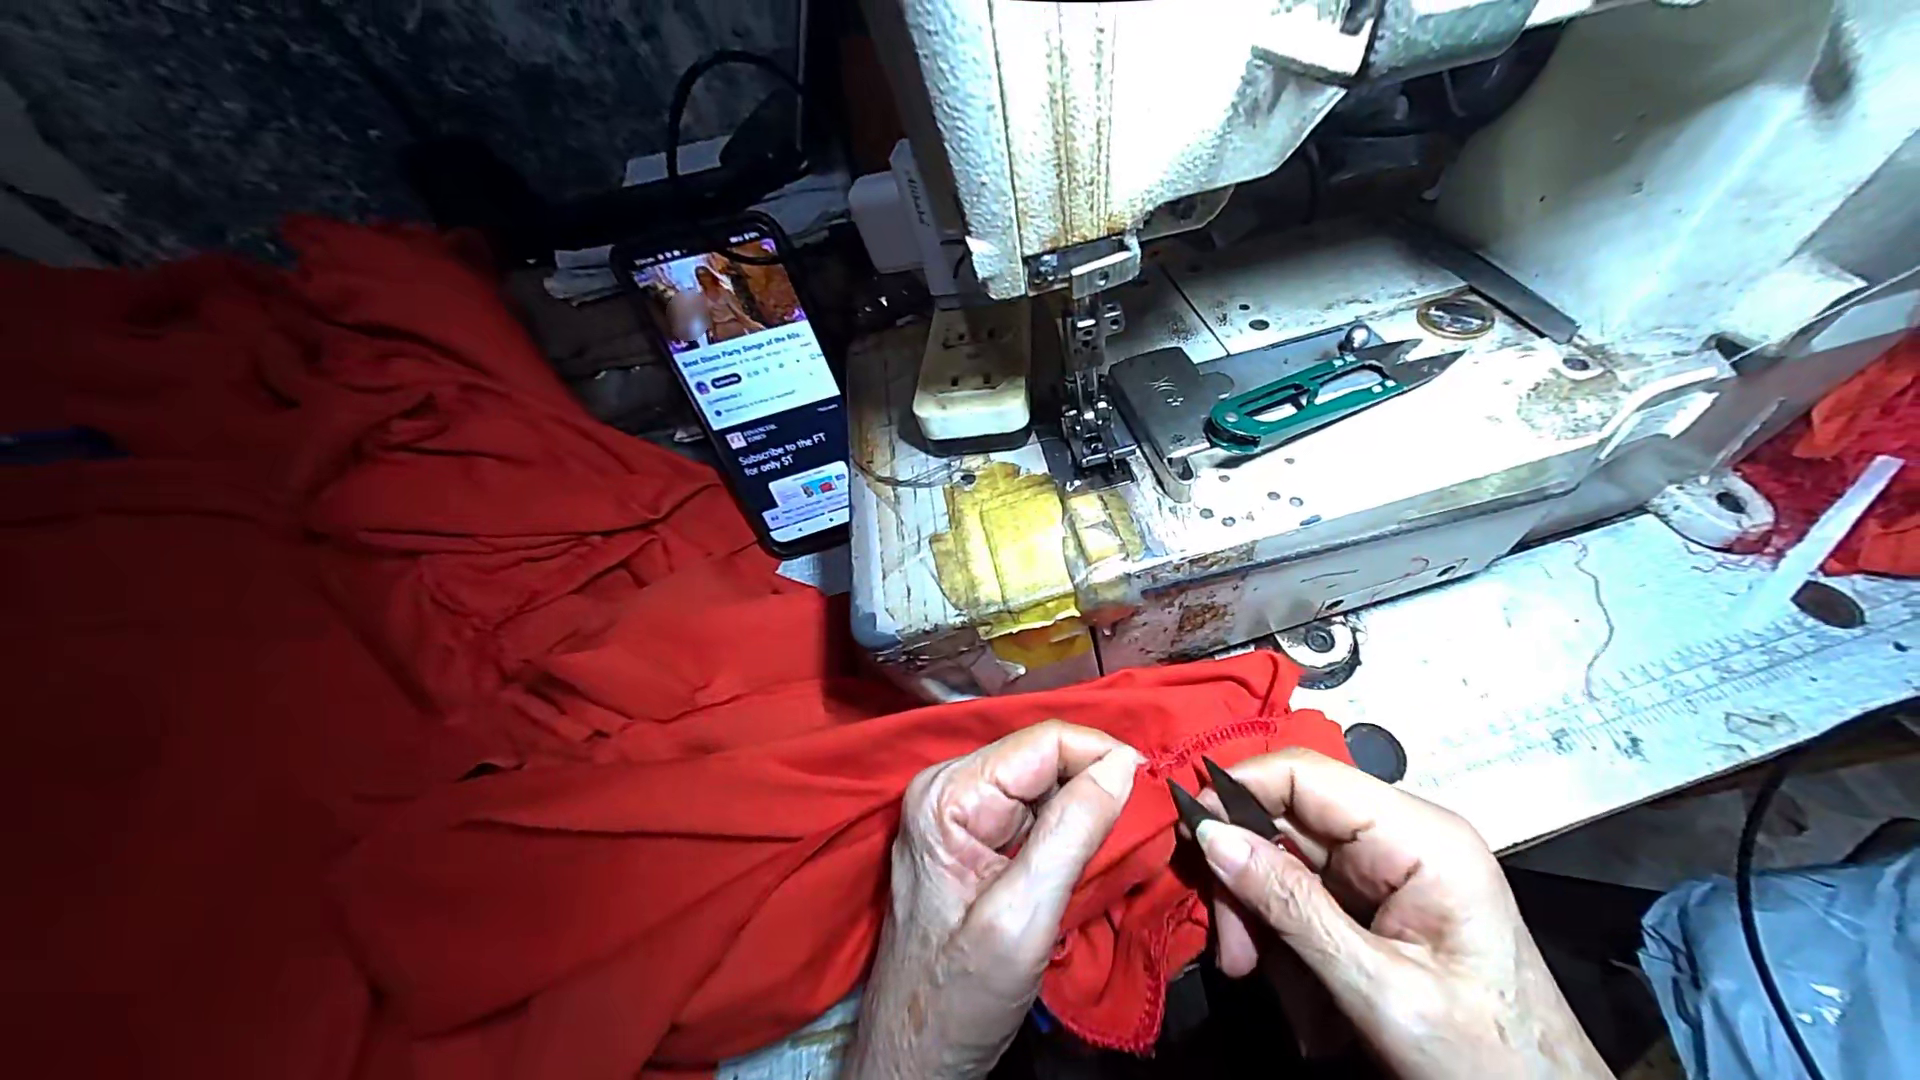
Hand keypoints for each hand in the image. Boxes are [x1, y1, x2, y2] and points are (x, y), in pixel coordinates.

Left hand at [846, 721, 1140, 1079]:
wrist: (915, 1054)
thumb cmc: (956, 999)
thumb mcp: (1021, 918)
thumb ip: (1071, 833)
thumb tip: (1123, 765)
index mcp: (948, 794)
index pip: (1042, 741)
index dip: (1102, 754)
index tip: (1150, 787)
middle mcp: (950, 786)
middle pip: (1044, 756)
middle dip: (1098, 780)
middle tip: (1145, 818)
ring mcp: (961, 809)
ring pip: (1045, 780)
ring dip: (1089, 804)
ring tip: (1124, 838)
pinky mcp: (976, 834)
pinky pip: (1037, 808)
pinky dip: (1072, 824)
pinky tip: (1092, 850)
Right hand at [1193, 749, 1609, 1079]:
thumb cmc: (1493, 1064)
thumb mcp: (1381, 991)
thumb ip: (1291, 907)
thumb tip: (1210, 834)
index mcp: (1420, 836)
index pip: (1304, 773)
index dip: (1239, 790)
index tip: (1191, 833)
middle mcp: (1398, 834)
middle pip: (1283, 820)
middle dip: (1246, 878)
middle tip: (1231, 947)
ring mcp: (1383, 864)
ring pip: (1281, 857)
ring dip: (1256, 914)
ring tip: (1253, 971)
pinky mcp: (1370, 895)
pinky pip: (1298, 890)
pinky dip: (1278, 931)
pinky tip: (1289, 984)